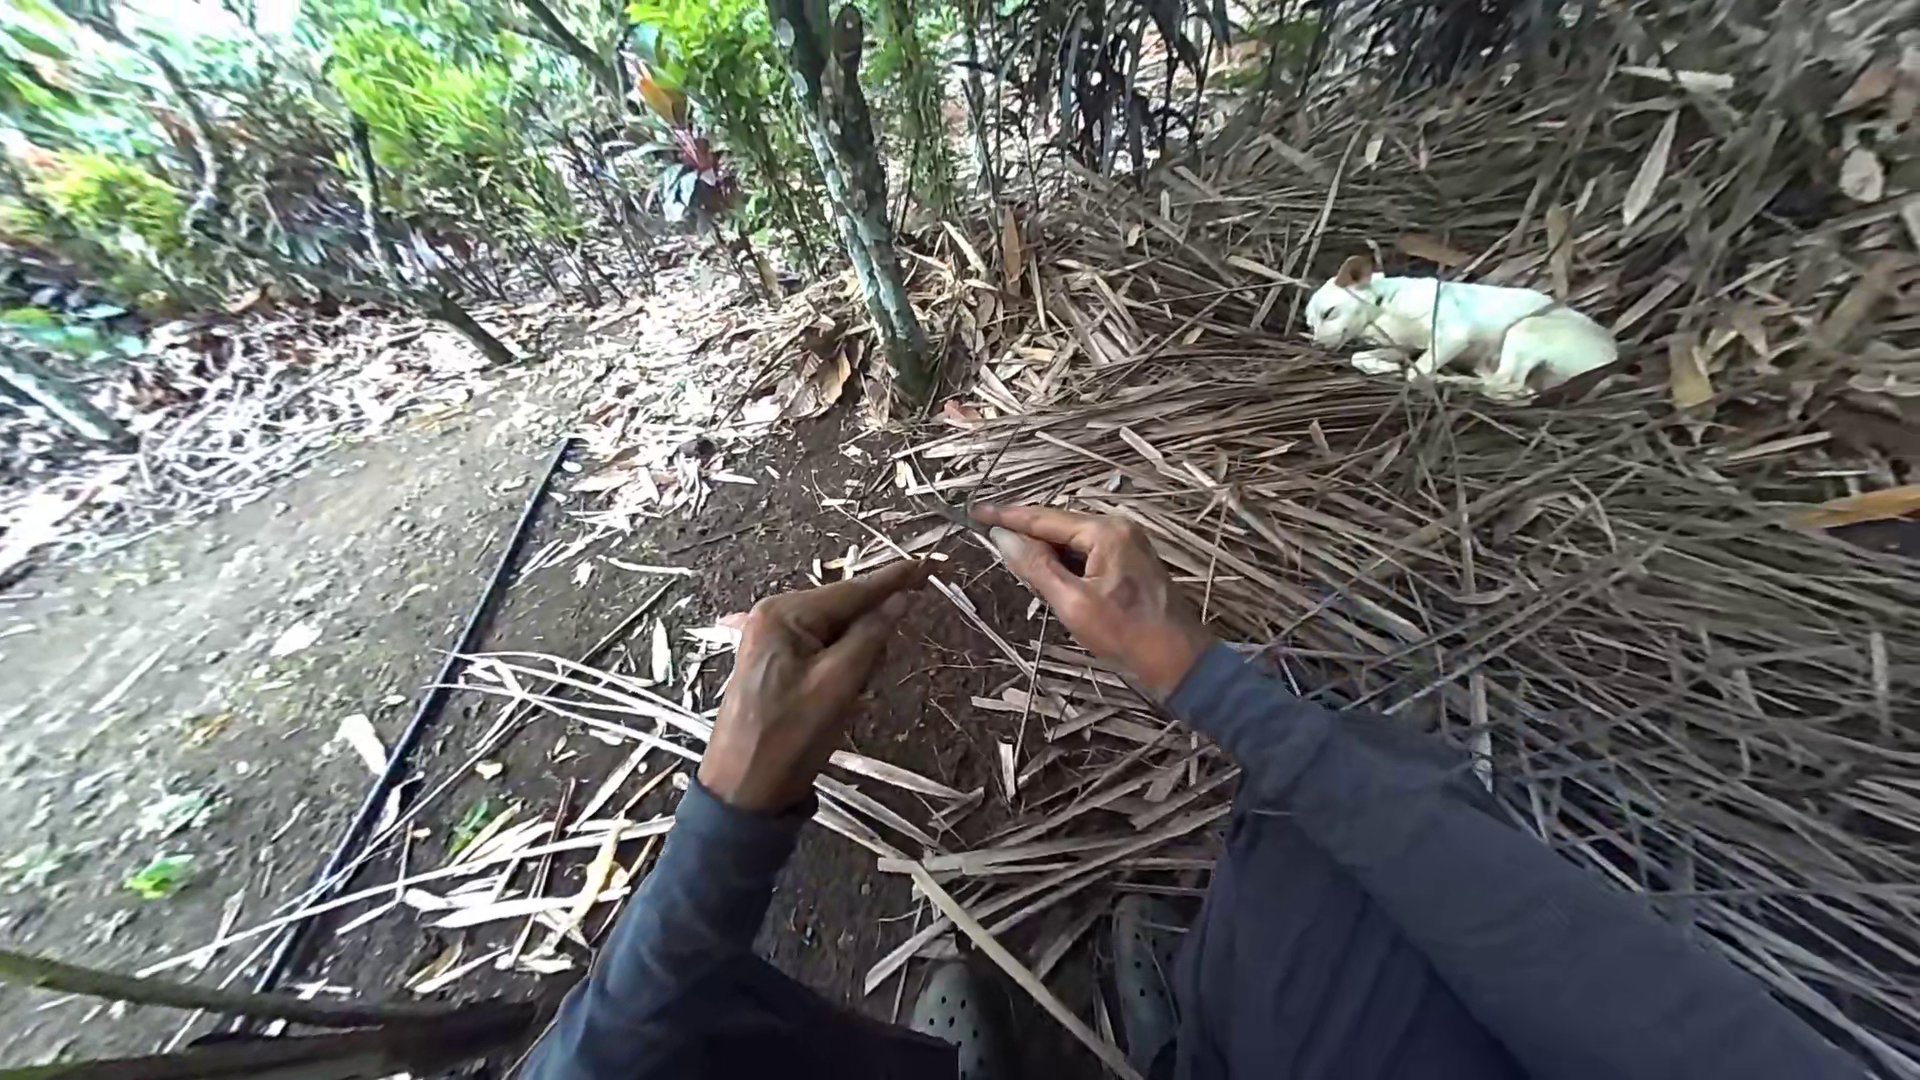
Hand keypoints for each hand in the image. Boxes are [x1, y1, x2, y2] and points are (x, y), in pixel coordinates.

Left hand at [701, 560, 927, 810]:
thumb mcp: (838, 684)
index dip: (894, 579)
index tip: (928, 564)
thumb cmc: (788, 738)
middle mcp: (776, 615)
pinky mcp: (777, 659)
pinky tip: (839, 694)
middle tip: (865, 680)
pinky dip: (842, 666)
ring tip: (847, 696)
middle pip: (845, 610)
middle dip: (869, 636)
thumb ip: (871, 636)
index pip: (852, 590)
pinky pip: (824, 648)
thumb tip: (900, 598)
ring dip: (856, 658)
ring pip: (838, 631)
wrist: (743, 791)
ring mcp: (774, 637)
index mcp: (784, 614)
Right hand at [972, 504, 1213, 701]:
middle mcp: (1117, 527)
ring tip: (1020, 570)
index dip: (1006, 517)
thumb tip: (1003, 537)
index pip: (1043, 518)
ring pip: (1070, 541)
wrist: (1180, 663)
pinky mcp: (1129, 561)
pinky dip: (1064, 564)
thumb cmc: (1126, 636)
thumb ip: (1036, 567)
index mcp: (1105, 532)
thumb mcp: (1072, 603)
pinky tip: (1050, 580)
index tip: (975, 513)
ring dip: (1044, 554)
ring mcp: (1126, 543)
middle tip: (994, 548)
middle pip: (1057, 526)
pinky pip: (1085, 553)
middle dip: (1026, 538)